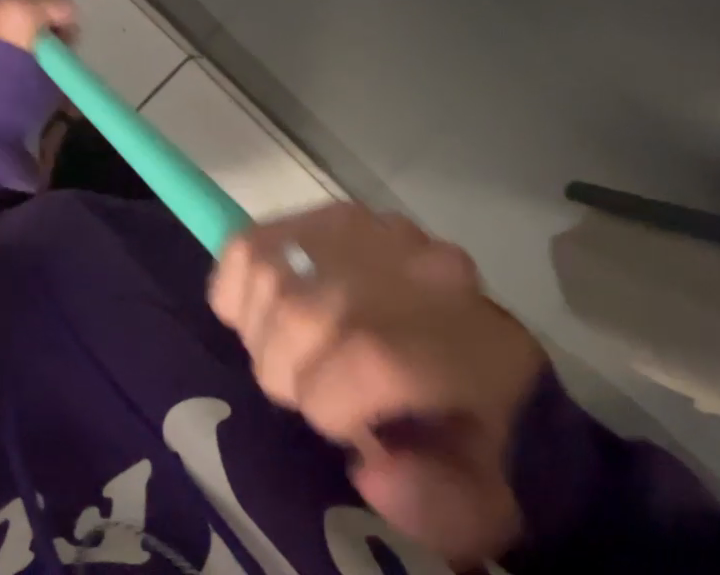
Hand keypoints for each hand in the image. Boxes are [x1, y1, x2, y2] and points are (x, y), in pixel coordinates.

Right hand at [207, 203, 545, 567]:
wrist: (477, 362)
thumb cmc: (468, 438)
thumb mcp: (478, 501)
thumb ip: (435, 504)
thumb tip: (372, 472)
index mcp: (477, 345)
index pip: (370, 358)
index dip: (331, 406)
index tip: (348, 430)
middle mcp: (419, 267)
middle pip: (303, 317)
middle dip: (291, 376)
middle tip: (319, 395)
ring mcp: (364, 231)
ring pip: (268, 280)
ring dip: (265, 337)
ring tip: (298, 357)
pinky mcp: (318, 214)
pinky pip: (244, 250)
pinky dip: (242, 296)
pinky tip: (274, 320)